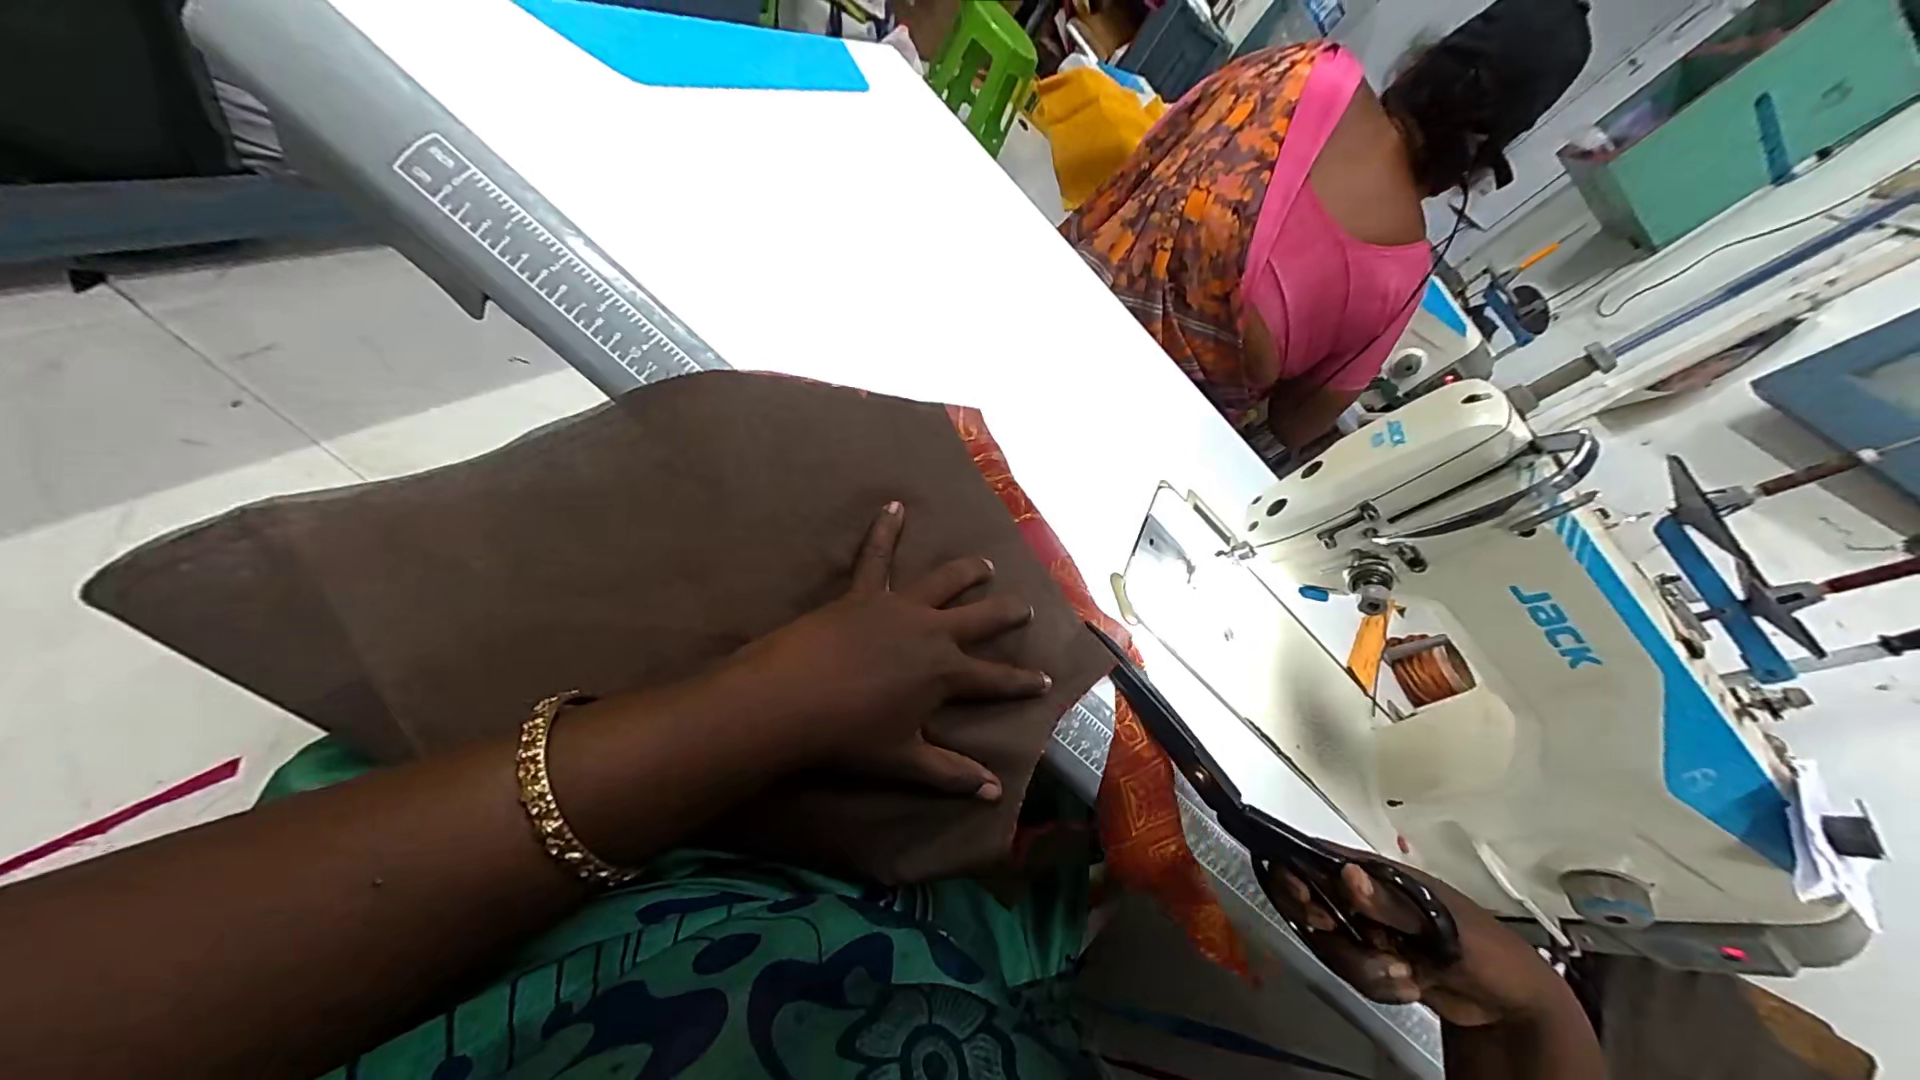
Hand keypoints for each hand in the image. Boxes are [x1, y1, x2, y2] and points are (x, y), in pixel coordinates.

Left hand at [716, 501, 1052, 798]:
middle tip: (1024, 607)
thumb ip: (951, 774)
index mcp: (945, 673)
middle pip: (981, 618)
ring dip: (968, 571)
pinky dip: (886, 527)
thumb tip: (992, 792)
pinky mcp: (864, 592)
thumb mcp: (904, 759)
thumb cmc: (849, 736)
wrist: (792, 700)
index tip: (1044, 679)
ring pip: (944, 581)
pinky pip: (876, 554)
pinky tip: (894, 505)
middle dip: (1007, 614)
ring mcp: (899, 607)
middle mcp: (932, 632)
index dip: (1022, 681)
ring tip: (985, 564)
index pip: (995, 679)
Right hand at [1262, 848, 1567, 1027]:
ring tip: (1402, 973)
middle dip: (1322, 924)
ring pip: (1326, 939)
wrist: (1513, 1005)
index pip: (1315, 857)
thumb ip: (1389, 902)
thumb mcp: (1440, 923)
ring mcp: (1362, 927)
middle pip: (1306, 897)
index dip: (1295, 871)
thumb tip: (1347, 874)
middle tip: (1348, 937)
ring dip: (1360, 965)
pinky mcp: (1368, 957)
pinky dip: (1373, 983)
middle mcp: (1359, 894)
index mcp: (1373, 872)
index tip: (1303, 898)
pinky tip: (1406, 984)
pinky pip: (1346, 968)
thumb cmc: (1485, 948)